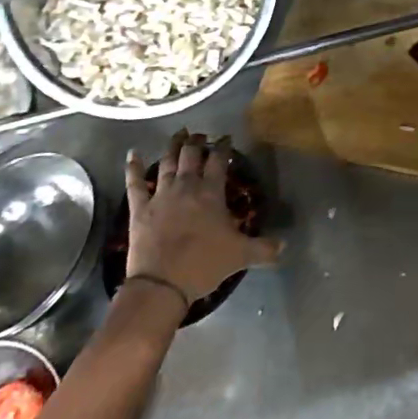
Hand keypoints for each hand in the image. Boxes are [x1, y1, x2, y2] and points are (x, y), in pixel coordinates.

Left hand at [124, 131, 280, 307]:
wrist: (161, 284)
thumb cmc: (204, 264)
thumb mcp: (241, 255)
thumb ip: (264, 248)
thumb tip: (284, 246)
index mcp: (211, 192)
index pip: (219, 159)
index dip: (223, 146)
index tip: (226, 138)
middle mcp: (186, 186)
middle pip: (191, 154)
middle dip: (197, 141)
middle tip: (200, 135)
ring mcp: (161, 195)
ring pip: (167, 162)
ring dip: (173, 146)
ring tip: (178, 134)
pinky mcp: (139, 208)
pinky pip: (135, 183)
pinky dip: (133, 167)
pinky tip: (133, 153)